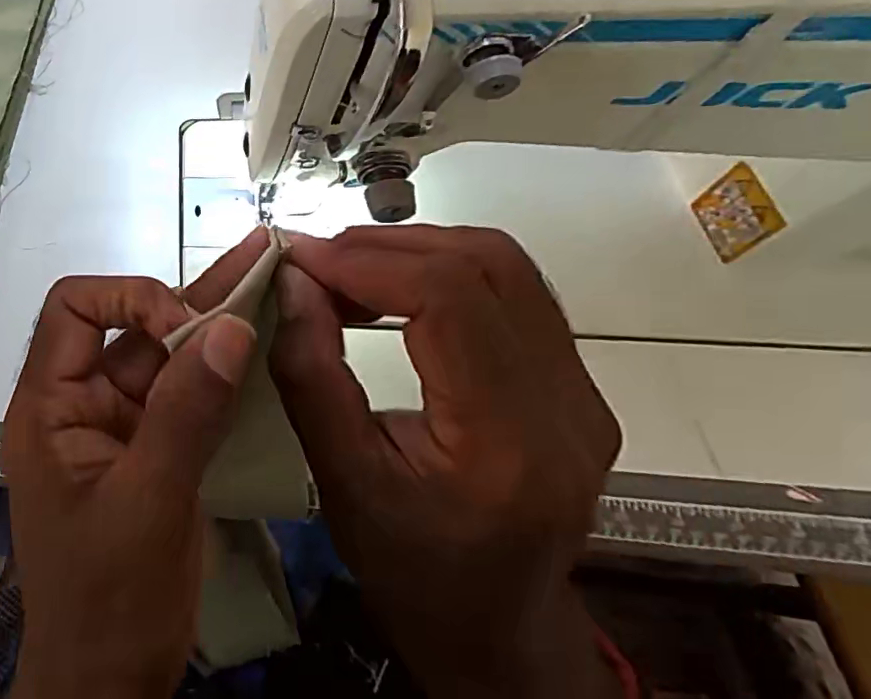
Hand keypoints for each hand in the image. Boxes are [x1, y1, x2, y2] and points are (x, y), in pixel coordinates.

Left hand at [3, 268, 258, 698]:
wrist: (107, 681)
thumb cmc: (109, 598)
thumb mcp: (148, 502)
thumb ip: (185, 414)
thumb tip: (227, 329)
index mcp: (49, 403)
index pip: (72, 308)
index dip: (127, 298)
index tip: (183, 327)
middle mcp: (79, 401)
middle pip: (127, 327)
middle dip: (188, 299)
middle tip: (255, 260)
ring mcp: (116, 425)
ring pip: (162, 358)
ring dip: (212, 325)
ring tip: (267, 277)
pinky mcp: (148, 450)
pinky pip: (182, 397)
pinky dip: (218, 372)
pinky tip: (260, 345)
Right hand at [271, 226, 624, 698]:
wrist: (493, 624)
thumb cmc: (406, 564)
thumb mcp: (337, 475)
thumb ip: (309, 371)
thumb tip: (292, 280)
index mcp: (510, 439)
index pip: (450, 299)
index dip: (365, 262)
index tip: (296, 260)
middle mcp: (566, 403)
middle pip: (486, 265)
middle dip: (383, 245)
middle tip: (312, 263)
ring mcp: (578, 389)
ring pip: (501, 265)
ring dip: (410, 250)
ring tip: (340, 272)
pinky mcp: (567, 381)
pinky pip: (505, 291)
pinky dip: (434, 270)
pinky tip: (382, 291)